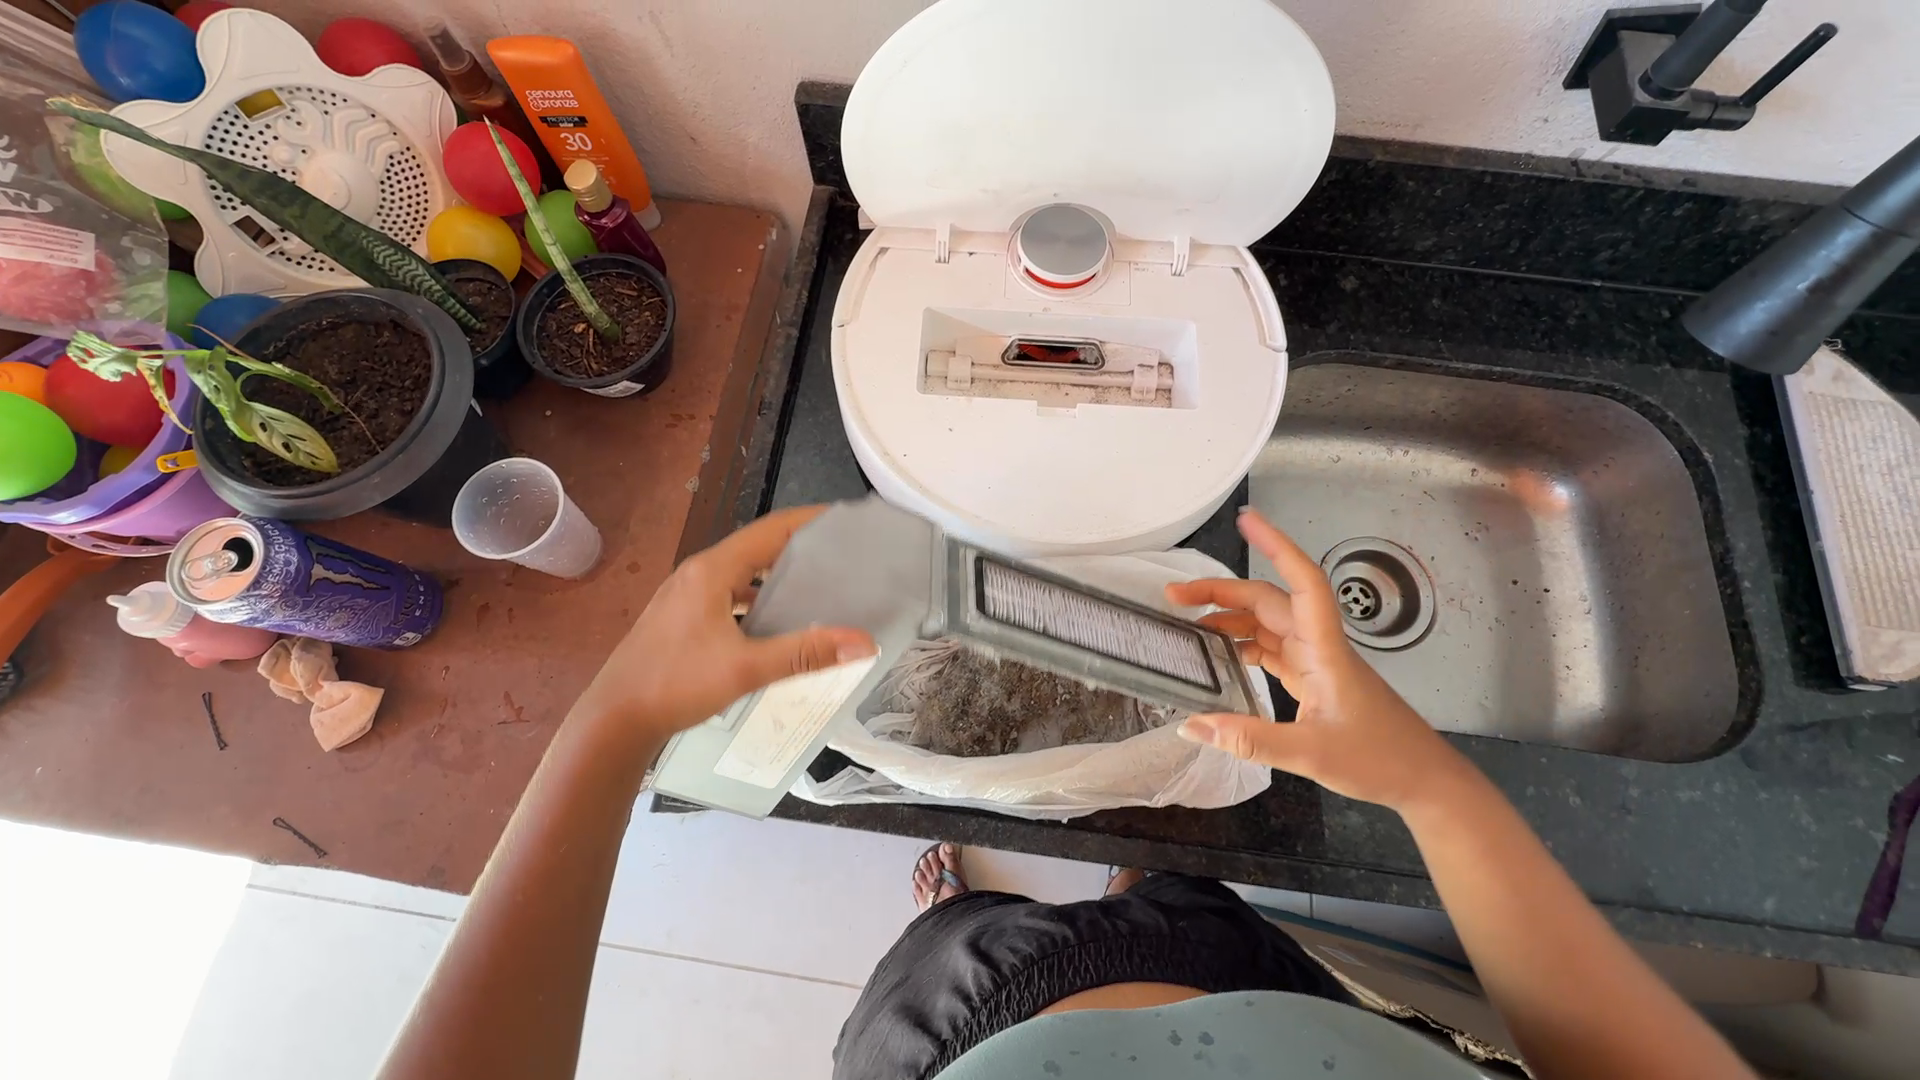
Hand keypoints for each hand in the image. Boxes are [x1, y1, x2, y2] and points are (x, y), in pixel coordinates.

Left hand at [571, 506, 876, 742]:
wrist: (613, 721)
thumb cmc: (676, 684)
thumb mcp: (747, 668)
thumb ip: (806, 653)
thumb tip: (864, 643)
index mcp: (712, 571)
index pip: (771, 529)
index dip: (810, 520)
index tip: (846, 520)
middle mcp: (698, 574)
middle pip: (758, 548)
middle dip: (800, 548)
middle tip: (844, 556)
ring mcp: (686, 596)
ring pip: (742, 574)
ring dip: (778, 576)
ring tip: (819, 587)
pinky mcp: (681, 618)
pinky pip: (729, 595)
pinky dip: (757, 600)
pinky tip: (777, 622)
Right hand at [1164, 509, 1468, 811]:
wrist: (1424, 781)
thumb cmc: (1379, 760)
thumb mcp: (1310, 754)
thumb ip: (1248, 739)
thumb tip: (1191, 727)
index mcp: (1324, 649)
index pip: (1302, 582)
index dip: (1276, 546)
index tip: (1247, 520)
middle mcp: (1318, 645)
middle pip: (1268, 600)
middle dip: (1221, 591)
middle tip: (1173, 595)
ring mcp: (1316, 661)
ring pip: (1266, 623)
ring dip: (1228, 618)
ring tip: (1186, 625)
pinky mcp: (1313, 678)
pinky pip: (1271, 648)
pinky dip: (1242, 644)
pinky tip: (1219, 655)